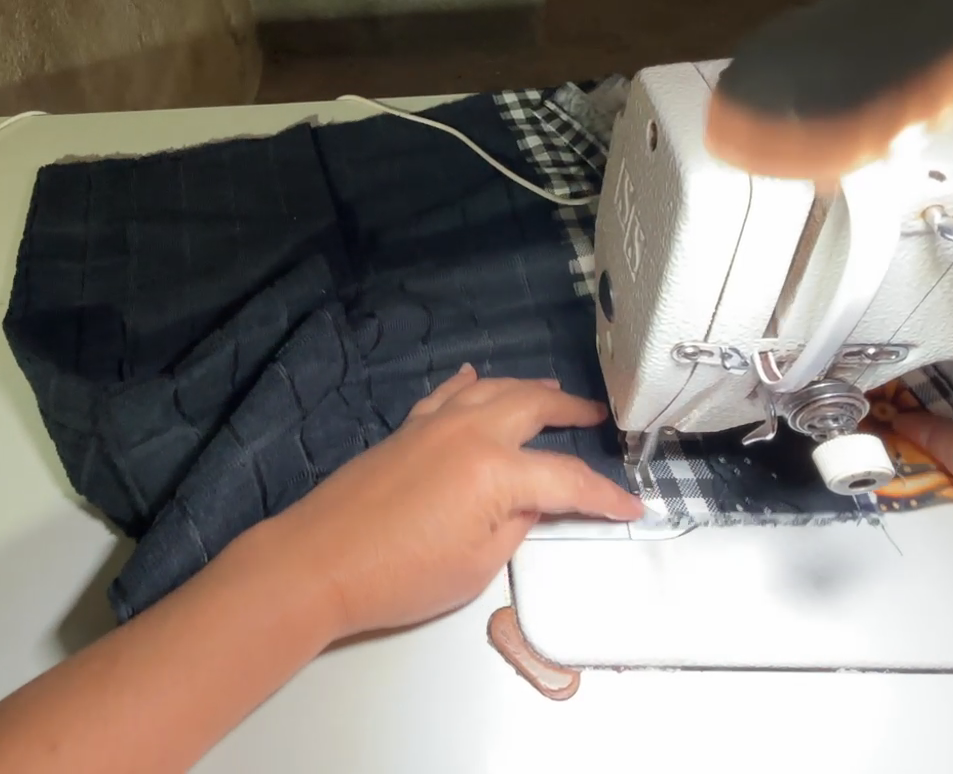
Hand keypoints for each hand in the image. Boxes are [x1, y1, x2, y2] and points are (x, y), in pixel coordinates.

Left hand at [237, 366, 642, 641]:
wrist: (318, 559)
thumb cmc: (400, 576)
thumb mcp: (477, 565)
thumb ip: (517, 526)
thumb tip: (533, 502)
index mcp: (495, 470)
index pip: (566, 479)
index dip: (604, 495)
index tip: (633, 506)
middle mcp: (469, 431)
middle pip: (532, 405)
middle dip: (571, 408)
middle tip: (597, 414)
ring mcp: (434, 422)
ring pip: (491, 388)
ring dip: (525, 387)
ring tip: (552, 389)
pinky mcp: (407, 427)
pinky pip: (447, 393)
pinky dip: (467, 383)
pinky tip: (473, 375)